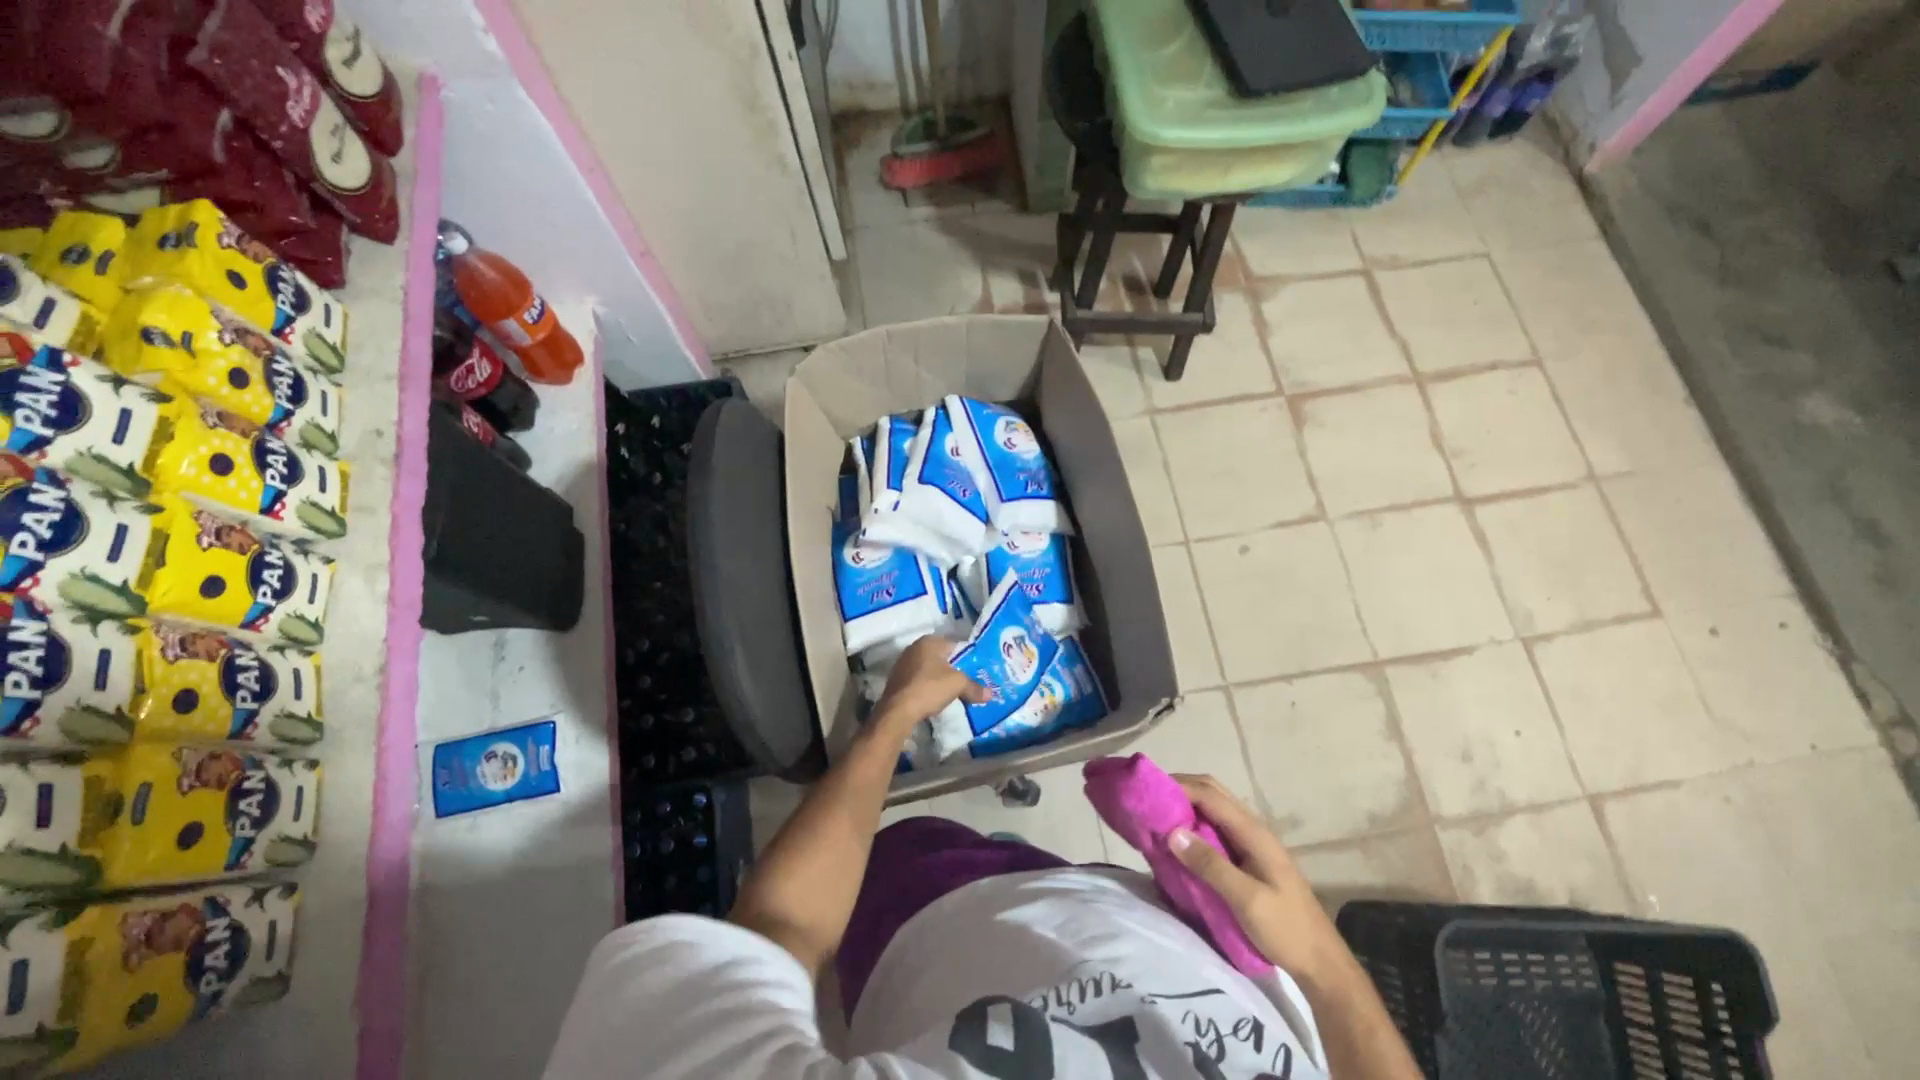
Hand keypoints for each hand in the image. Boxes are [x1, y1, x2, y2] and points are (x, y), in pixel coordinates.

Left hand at [874, 635, 987, 727]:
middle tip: (969, 682)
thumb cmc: (929, 688)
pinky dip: (928, 686)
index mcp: (929, 641)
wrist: (898, 710)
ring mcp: (903, 664)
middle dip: (955, 669)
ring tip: (954, 692)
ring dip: (940, 679)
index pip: (955, 645)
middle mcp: (914, 647)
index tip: (978, 671)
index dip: (969, 658)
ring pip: (930, 669)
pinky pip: (919, 680)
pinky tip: (935, 698)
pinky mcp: (897, 680)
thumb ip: (975, 687)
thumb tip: (991, 694)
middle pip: (942, 657)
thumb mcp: (958, 685)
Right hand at [1166, 774, 1354, 984]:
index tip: (1146, 793)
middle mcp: (1252, 830)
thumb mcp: (1246, 900)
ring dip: (1186, 806)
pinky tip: (1177, 841)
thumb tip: (1172, 831)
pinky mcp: (1247, 859)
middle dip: (1179, 790)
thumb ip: (1211, 865)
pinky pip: (1215, 830)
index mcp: (1253, 833)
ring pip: (1214, 810)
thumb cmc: (1285, 929)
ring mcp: (1251, 843)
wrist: (1319, 962)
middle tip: (1146, 801)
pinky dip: (1193, 825)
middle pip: (1212, 793)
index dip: (1177, 786)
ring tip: (1155, 817)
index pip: (1210, 794)